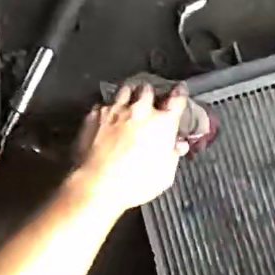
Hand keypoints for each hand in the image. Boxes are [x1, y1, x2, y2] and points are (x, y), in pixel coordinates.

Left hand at [67, 80, 190, 210]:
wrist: (97, 185)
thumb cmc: (135, 184)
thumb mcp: (164, 176)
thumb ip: (173, 156)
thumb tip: (178, 145)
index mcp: (162, 123)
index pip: (177, 99)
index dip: (179, 94)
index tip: (179, 91)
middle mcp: (140, 110)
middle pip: (148, 89)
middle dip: (149, 93)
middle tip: (149, 100)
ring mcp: (115, 111)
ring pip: (124, 90)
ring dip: (129, 94)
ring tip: (128, 102)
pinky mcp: (94, 116)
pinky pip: (103, 105)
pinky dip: (107, 109)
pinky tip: (106, 117)